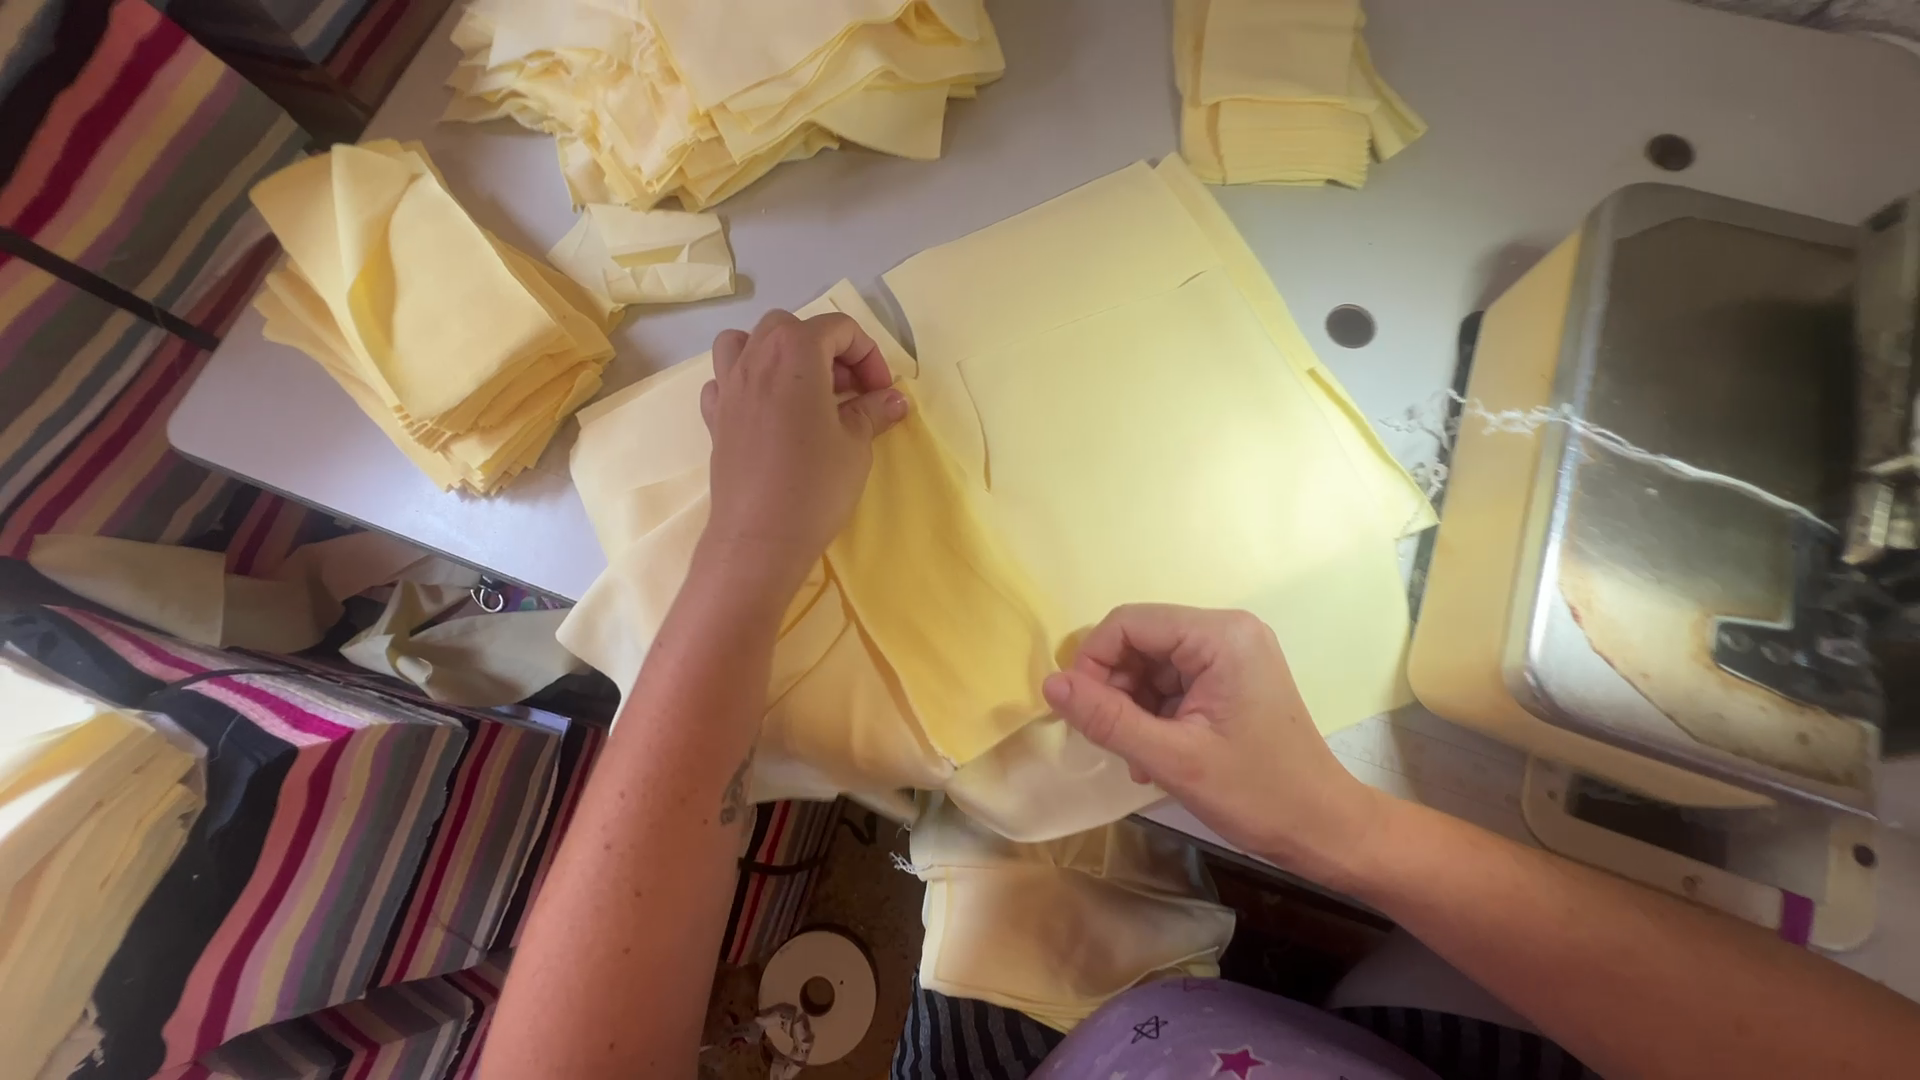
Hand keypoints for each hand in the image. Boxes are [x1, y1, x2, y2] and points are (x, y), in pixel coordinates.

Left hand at [698, 309, 908, 590]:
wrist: (760, 538)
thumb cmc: (816, 485)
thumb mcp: (856, 445)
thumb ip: (873, 412)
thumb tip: (894, 400)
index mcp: (795, 353)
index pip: (838, 329)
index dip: (868, 355)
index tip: (881, 391)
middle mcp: (756, 358)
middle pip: (791, 327)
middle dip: (826, 349)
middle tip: (849, 391)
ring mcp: (727, 386)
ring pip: (746, 342)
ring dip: (777, 354)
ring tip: (801, 388)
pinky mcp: (714, 417)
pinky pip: (725, 380)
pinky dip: (747, 384)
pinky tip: (766, 412)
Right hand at [1041, 604, 1385, 888]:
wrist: (1326, 830)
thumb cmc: (1257, 794)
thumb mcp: (1173, 759)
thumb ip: (1108, 718)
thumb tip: (1050, 685)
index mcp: (1219, 636)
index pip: (1129, 623)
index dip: (1092, 661)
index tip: (1078, 711)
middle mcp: (1226, 631)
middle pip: (1140, 641)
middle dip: (1115, 689)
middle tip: (1110, 740)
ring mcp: (1231, 653)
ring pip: (1151, 664)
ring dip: (1132, 706)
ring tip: (1136, 757)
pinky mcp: (1230, 677)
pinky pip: (1171, 681)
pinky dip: (1153, 713)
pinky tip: (1154, 754)